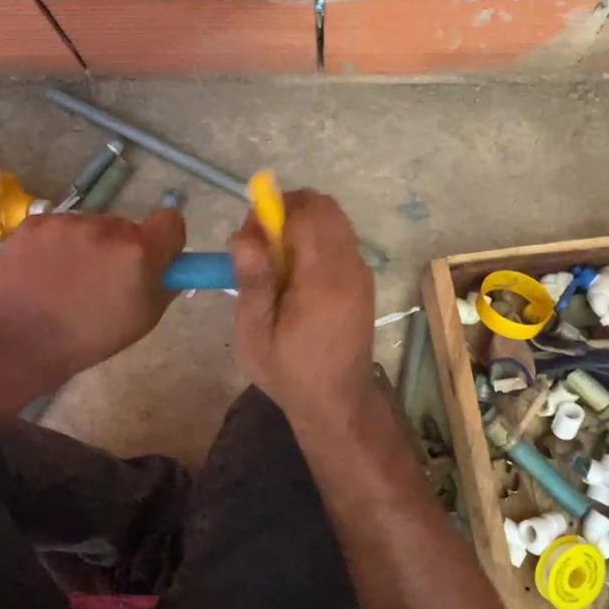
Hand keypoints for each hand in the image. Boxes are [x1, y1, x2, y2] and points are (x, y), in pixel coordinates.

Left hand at [0, 208, 185, 383]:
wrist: (16, 341)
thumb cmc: (87, 339)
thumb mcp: (143, 320)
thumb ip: (164, 285)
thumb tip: (169, 266)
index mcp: (139, 251)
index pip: (171, 222)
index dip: (166, 240)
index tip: (155, 258)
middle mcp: (106, 226)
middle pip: (127, 227)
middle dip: (121, 248)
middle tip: (102, 281)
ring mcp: (67, 222)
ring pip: (91, 227)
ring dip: (88, 246)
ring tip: (65, 281)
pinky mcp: (35, 222)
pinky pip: (59, 227)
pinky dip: (56, 245)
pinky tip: (43, 272)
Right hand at [230, 190, 375, 425]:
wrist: (337, 402)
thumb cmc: (289, 372)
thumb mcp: (256, 334)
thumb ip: (253, 281)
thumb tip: (245, 234)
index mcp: (324, 280)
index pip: (307, 214)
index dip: (273, 212)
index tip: (249, 236)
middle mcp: (351, 268)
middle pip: (325, 207)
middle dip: (288, 210)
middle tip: (261, 243)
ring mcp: (362, 272)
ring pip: (335, 219)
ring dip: (302, 224)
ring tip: (276, 260)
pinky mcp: (364, 280)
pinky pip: (341, 239)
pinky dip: (316, 240)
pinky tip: (297, 274)